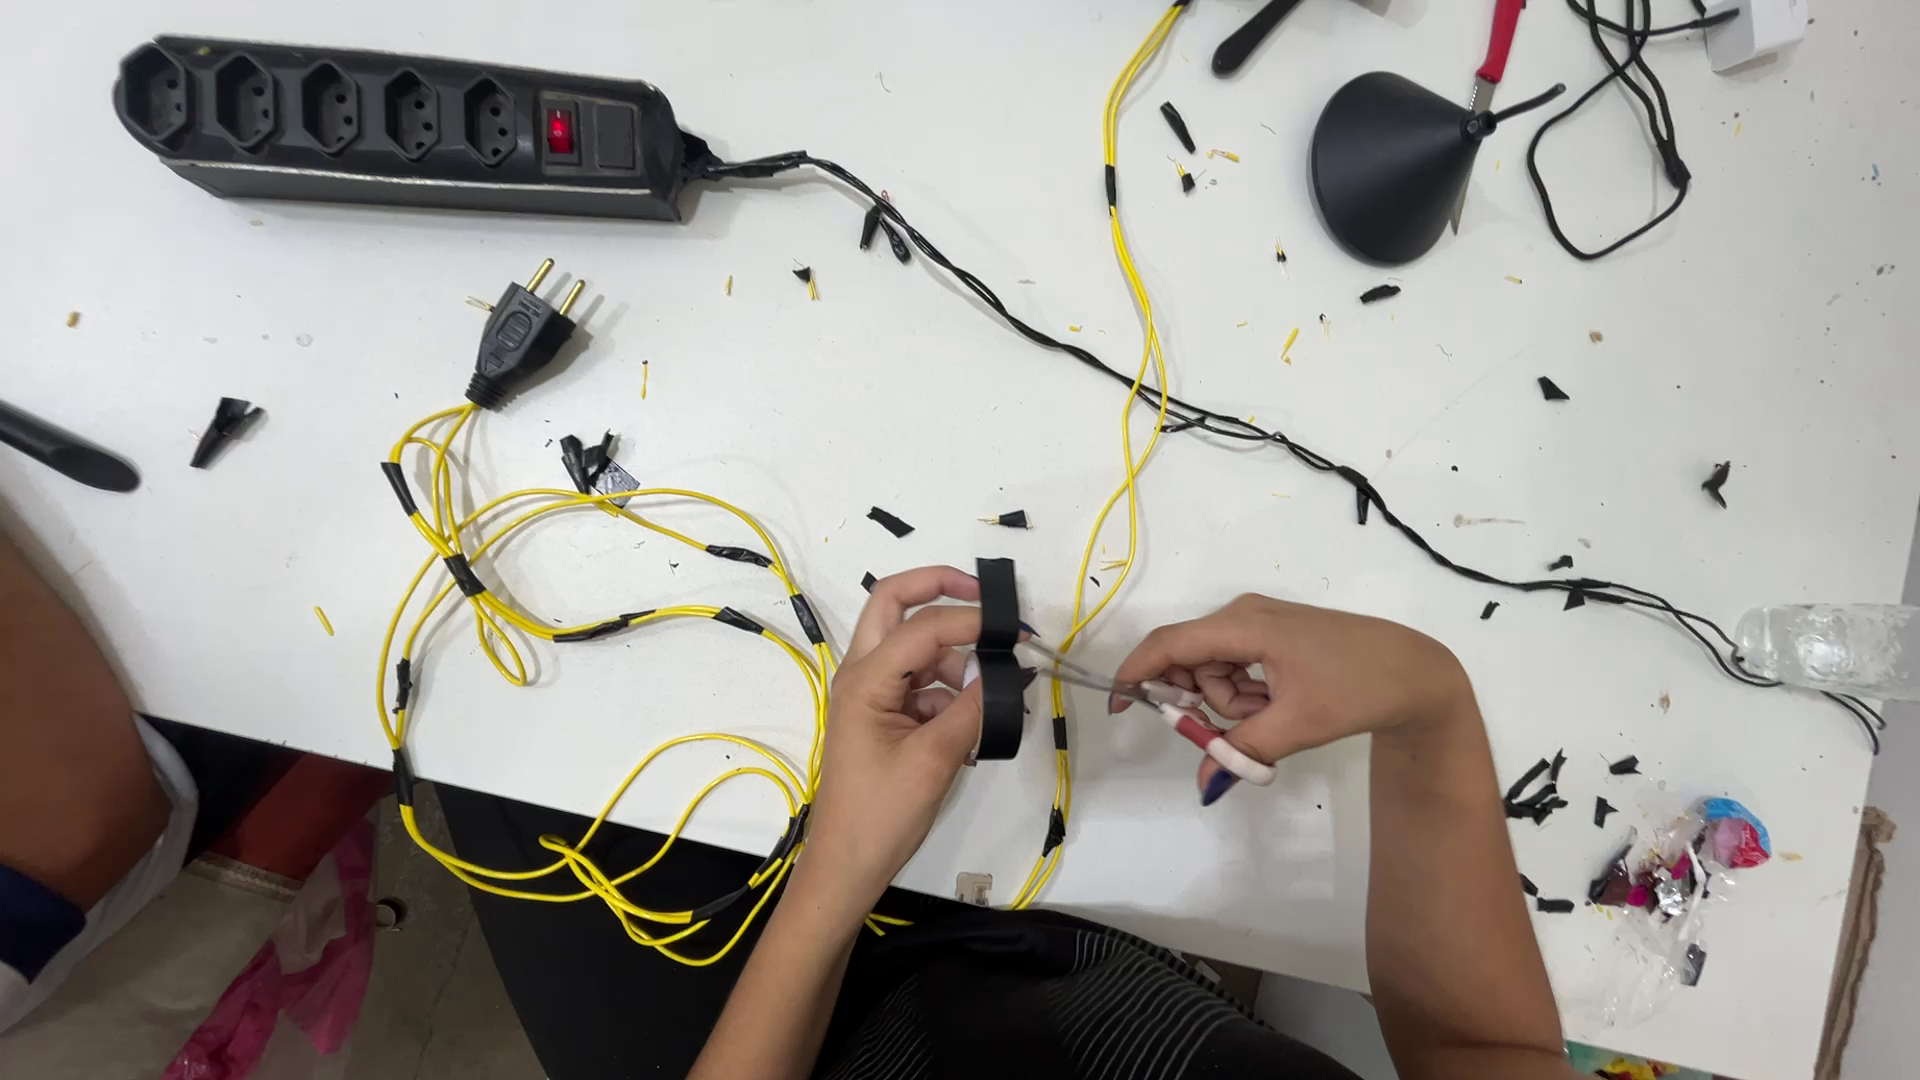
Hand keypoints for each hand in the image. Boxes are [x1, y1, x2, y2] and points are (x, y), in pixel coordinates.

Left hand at [798, 566, 984, 918]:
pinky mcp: (883, 711)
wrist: (847, 866)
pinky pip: (920, 680)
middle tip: (983, 595)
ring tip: (990, 689)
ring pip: (912, 643)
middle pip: (893, 602)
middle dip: (937, 586)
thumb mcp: (936, 759)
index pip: (922, 626)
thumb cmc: (882, 816)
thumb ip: (973, 707)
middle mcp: (862, 672)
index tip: (1015, 632)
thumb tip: (1007, 670)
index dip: (971, 620)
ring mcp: (871, 690)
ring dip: (952, 654)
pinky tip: (974, 719)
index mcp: (865, 679)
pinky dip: (949, 689)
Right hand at [1112, 594, 1469, 804]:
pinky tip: (1276, 704)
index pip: (1169, 644)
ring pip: (1212, 667)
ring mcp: (1256, 621)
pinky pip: (1233, 664)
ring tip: (1272, 717)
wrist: (1417, 671)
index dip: (1137, 672)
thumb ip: (1242, 752)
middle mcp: (1241, 615)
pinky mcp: (1269, 633)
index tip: (1119, 706)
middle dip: (1200, 701)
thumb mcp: (1297, 724)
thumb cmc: (1357, 688)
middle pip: (1189, 659)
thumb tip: (1205, 787)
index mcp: (1243, 625)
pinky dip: (1244, 692)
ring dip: (1229, 701)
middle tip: (1226, 733)